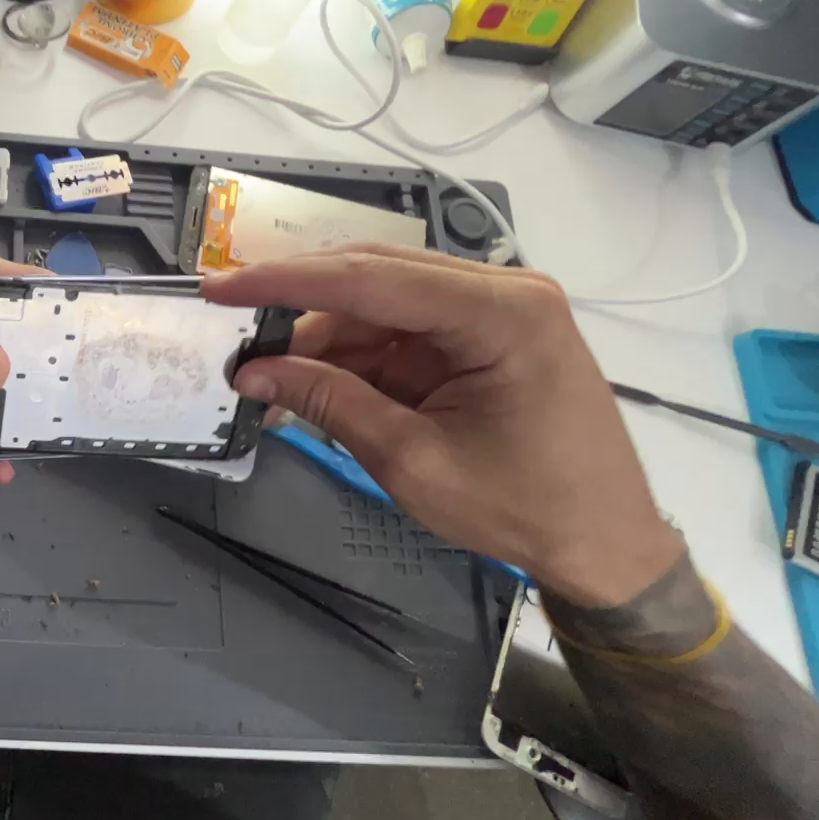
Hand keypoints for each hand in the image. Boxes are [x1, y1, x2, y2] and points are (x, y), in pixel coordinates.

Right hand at [205, 244, 682, 606]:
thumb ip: (330, 402)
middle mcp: (496, 293)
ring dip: (312, 338)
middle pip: (368, 277)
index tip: (218, 288)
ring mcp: (483, 313)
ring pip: (370, 304)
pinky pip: (387, 332)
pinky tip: (299, 381)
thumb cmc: (520, 506)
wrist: (600, 542)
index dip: (283, 281)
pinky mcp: (468, 339)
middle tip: (222, 316)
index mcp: (500, 313)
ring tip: (256, 372)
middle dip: (291, 300)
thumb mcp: (410, 458)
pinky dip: (339, 356)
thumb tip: (250, 373)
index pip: (369, 278)